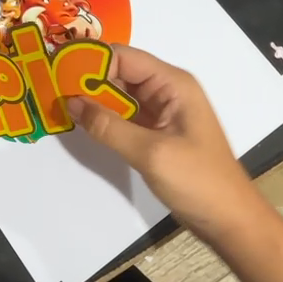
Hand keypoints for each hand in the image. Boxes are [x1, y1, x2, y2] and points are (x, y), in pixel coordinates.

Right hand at [66, 46, 263, 239]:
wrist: (232, 223)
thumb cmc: (199, 182)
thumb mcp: (150, 153)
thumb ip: (108, 126)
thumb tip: (70, 102)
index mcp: (172, 84)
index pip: (123, 57)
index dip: (89, 61)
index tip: (57, 69)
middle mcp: (166, 90)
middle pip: (118, 72)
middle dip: (86, 77)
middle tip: (50, 84)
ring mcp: (162, 111)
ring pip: (118, 93)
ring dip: (91, 97)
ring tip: (58, 99)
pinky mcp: (156, 132)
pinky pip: (123, 114)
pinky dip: (102, 115)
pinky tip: (80, 120)